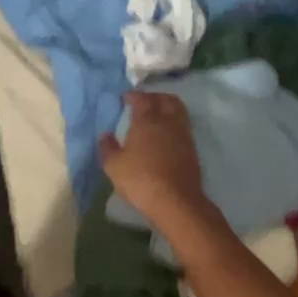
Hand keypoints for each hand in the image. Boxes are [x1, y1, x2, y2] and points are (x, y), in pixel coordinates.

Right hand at [99, 91, 205, 223]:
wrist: (175, 200)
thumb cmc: (140, 180)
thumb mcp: (114, 166)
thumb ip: (108, 147)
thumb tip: (105, 135)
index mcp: (147, 120)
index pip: (142, 99)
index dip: (133, 96)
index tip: (125, 98)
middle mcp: (168, 121)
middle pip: (165, 99)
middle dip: (154, 96)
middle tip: (143, 102)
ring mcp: (183, 134)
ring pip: (178, 110)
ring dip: (167, 107)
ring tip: (156, 115)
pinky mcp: (192, 148)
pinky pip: (184, 125)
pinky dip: (174, 122)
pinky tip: (166, 133)